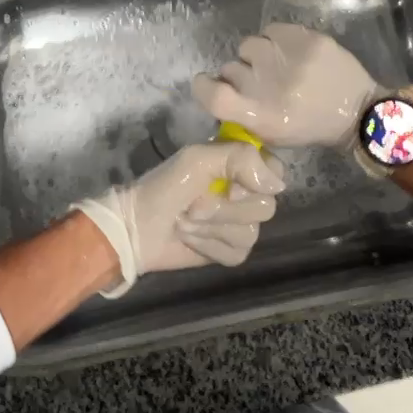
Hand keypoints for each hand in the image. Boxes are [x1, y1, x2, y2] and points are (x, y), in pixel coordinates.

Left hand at [72, 141, 284, 297]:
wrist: (135, 228)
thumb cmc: (164, 186)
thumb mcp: (197, 159)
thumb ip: (239, 158)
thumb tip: (278, 186)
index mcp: (238, 166)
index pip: (276, 173)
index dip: (258, 182)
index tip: (231, 186)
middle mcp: (244, 194)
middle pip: (266, 207)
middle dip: (224, 209)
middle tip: (194, 203)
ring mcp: (238, 224)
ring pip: (251, 233)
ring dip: (210, 228)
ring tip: (186, 220)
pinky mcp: (229, 251)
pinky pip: (237, 253)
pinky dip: (209, 246)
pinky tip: (190, 238)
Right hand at [192, 23, 381, 148]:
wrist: (358, 112)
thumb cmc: (311, 126)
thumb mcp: (273, 133)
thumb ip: (243, 113)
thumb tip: (218, 87)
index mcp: (260, 117)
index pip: (213, 95)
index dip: (202, 86)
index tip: (206, 82)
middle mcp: (268, 86)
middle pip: (229, 68)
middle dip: (239, 73)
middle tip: (261, 81)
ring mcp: (286, 58)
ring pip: (248, 45)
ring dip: (258, 55)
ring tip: (278, 65)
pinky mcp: (304, 39)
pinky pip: (271, 29)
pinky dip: (276, 40)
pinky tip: (290, 52)